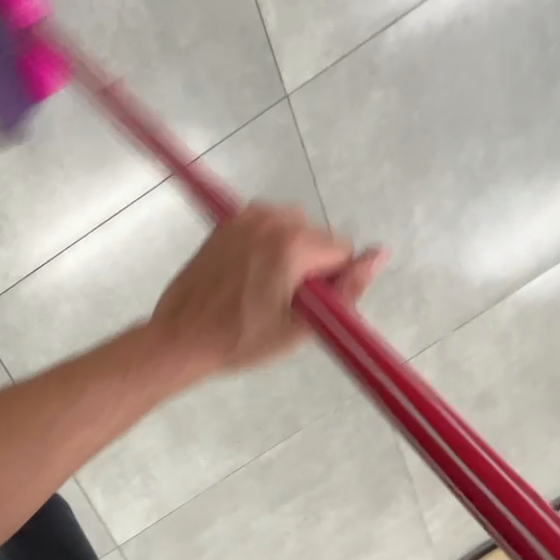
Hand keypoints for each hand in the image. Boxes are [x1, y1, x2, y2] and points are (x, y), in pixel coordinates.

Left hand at [147, 202, 384, 374]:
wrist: (180, 338)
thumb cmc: (238, 340)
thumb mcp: (300, 327)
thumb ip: (346, 290)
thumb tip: (379, 254)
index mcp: (293, 244)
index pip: (341, 252)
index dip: (328, 283)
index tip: (301, 305)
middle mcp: (270, 221)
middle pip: (316, 237)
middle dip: (308, 265)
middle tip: (277, 301)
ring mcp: (244, 219)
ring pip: (291, 229)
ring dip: (286, 253)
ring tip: (259, 289)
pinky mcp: (225, 225)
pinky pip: (264, 227)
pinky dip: (263, 245)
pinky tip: (244, 275)